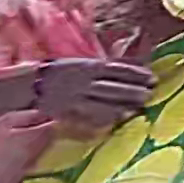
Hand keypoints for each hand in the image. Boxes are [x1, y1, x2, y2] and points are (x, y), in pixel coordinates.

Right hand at [29, 58, 155, 127]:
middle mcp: (84, 81)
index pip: (119, 70)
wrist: (31, 85)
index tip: (153, 78)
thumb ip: (108, 66)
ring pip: (101, 102)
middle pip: (112, 87)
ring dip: (121, 106)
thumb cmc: (65, 70)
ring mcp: (73, 97)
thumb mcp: (87, 63)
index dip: (138, 74)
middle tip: (150, 93)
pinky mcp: (64, 111)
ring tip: (137, 108)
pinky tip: (116, 119)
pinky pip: (86, 115)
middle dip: (133, 91)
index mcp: (91, 67)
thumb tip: (136, 66)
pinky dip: (102, 118)